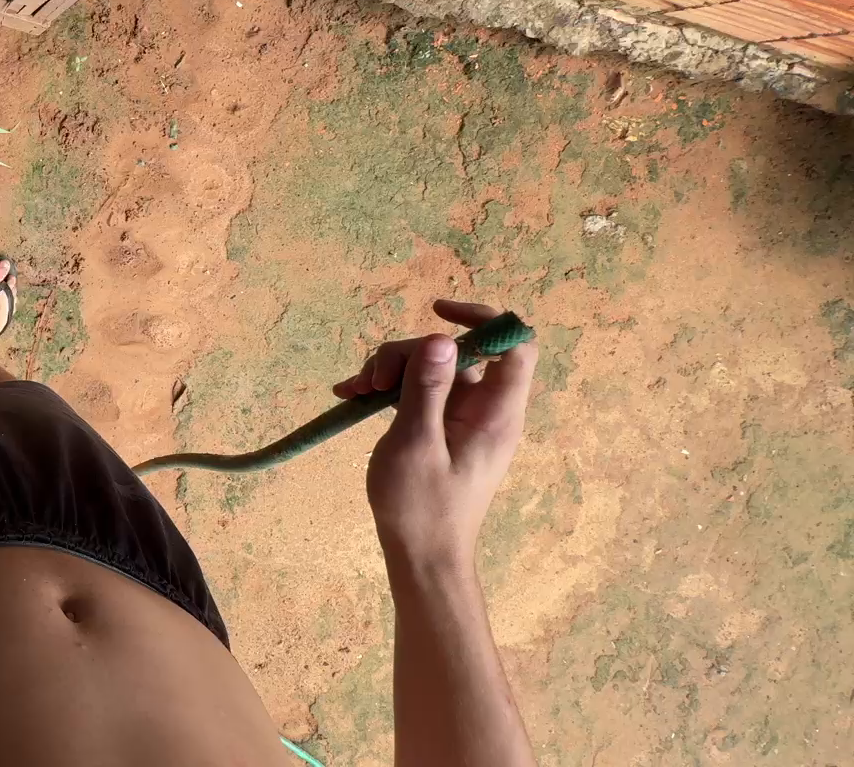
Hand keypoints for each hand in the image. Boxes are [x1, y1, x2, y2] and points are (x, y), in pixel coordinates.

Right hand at [334, 300, 537, 575]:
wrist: (421, 554)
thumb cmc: (421, 504)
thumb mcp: (416, 442)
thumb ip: (427, 389)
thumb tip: (440, 338)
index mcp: (495, 413)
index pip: (514, 347)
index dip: (483, 319)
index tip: (436, 310)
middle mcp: (484, 410)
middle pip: (453, 354)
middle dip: (406, 354)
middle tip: (371, 380)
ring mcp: (460, 419)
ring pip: (427, 369)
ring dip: (387, 370)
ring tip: (354, 391)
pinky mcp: (437, 427)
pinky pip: (414, 390)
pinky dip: (383, 388)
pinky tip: (350, 396)